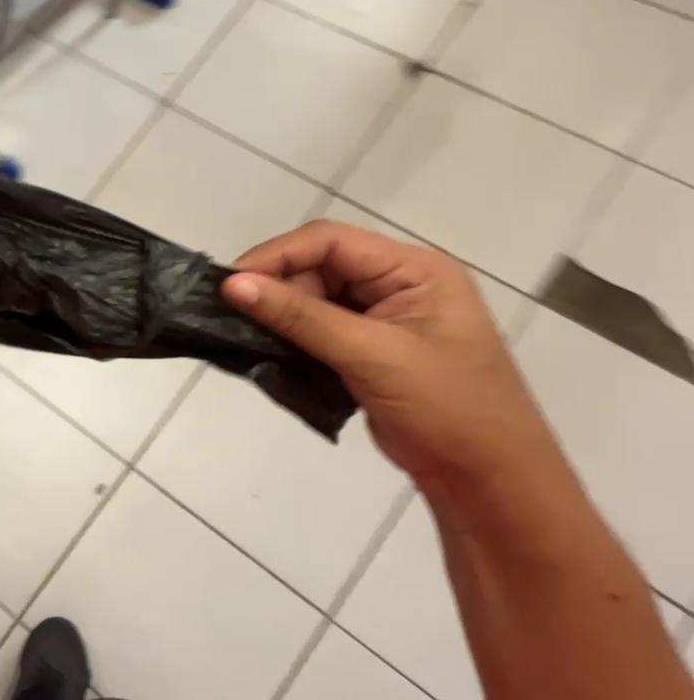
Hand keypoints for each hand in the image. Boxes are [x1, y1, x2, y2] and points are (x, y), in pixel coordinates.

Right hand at [221, 220, 561, 495]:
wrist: (491, 482)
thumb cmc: (448, 408)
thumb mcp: (370, 355)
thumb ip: (299, 316)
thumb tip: (230, 284)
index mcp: (416, 271)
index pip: (329, 241)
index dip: (276, 255)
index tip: (232, 284)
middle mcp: (400, 283)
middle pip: (316, 265)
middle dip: (278, 288)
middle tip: (243, 318)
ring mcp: (384, 316)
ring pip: (311, 295)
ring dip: (281, 314)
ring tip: (251, 335)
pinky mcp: (368, 346)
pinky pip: (316, 324)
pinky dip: (291, 335)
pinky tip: (271, 349)